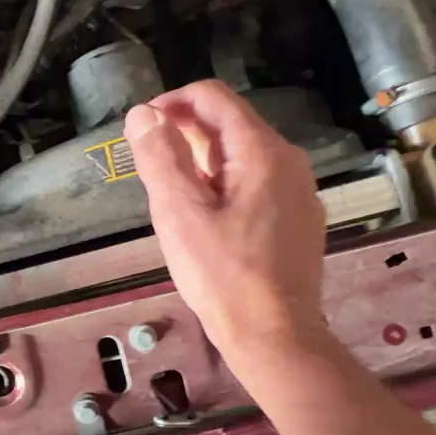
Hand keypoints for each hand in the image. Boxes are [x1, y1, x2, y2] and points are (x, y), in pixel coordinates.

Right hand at [124, 80, 327, 357]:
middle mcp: (288, 162)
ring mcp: (297, 192)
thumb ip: (160, 158)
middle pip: (228, 125)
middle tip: (146, 166)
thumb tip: (142, 114)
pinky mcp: (296, 220)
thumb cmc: (222, 276)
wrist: (274, 336)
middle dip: (182, 133)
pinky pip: (253, 185)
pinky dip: (221, 186)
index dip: (170, 103)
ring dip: (199, 162)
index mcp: (262, 152)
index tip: (138, 131)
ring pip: (240, 157)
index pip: (212, 98)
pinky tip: (202, 220)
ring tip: (168, 196)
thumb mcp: (179, 214)